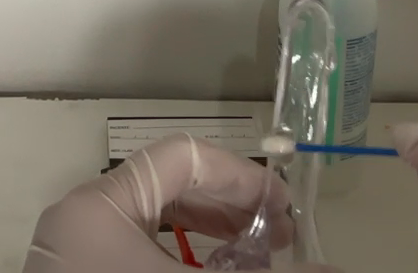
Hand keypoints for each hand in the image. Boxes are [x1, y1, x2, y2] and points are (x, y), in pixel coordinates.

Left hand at [24, 135, 322, 271]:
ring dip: (211, 239)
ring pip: (155, 227)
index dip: (239, 176)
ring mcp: (79, 255)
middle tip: (281, 241)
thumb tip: (338, 272)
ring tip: (256, 263)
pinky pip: (137, 256)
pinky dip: (181, 263)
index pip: (182, 157)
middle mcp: (85, 218)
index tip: (285, 208)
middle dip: (231, 212)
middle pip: (169, 190)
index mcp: (102, 202)